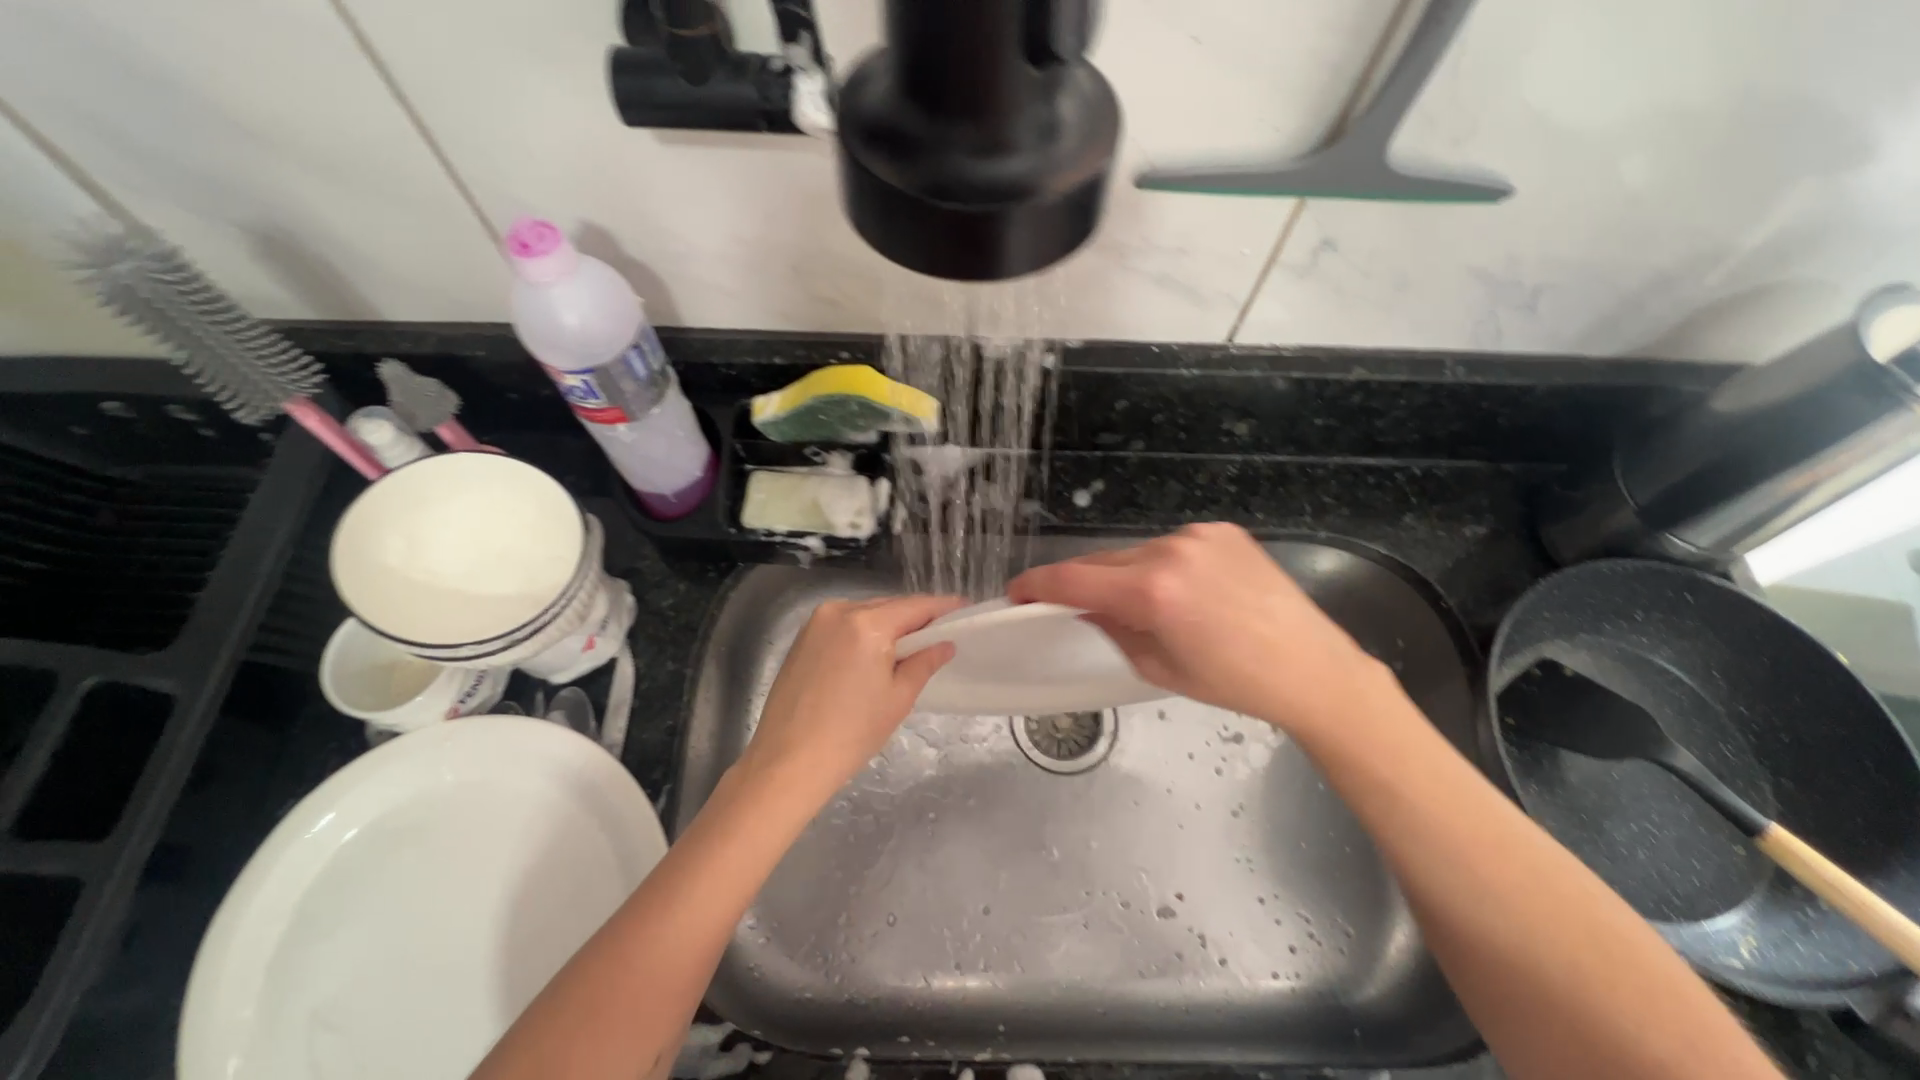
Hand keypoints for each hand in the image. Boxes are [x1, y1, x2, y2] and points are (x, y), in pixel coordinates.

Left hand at [736, 594, 962, 799]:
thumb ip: (924, 662)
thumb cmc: (852, 733)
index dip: (942, 608)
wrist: (789, 761)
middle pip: (888, 606)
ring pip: (865, 614)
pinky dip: (863, 633)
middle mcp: (839, 611)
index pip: (915, 606)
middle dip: (914, 618)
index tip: (965, 610)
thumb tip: (945, 644)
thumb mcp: (898, 698)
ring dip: (888, 625)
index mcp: (867, 623)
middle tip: (941, 632)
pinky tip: (875, 654)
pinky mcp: (802, 639)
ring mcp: (816, 623)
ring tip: (911, 646)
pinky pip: (843, 625)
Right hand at [1007, 523, 1389, 732]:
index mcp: (1153, 592)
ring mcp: (1199, 536)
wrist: (1311, 668)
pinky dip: (1160, 566)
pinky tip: (1182, 593)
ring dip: (1125, 576)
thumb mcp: (1158, 667)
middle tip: (1070, 607)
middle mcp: (1172, 551)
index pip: (1074, 581)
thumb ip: (1113, 630)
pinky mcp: (1223, 531)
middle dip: (1082, 584)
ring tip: (1144, 609)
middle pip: (1102, 563)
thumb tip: (1087, 609)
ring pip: (1136, 554)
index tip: (1016, 592)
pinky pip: (1170, 547)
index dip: (1037, 585)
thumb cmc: (1234, 683)